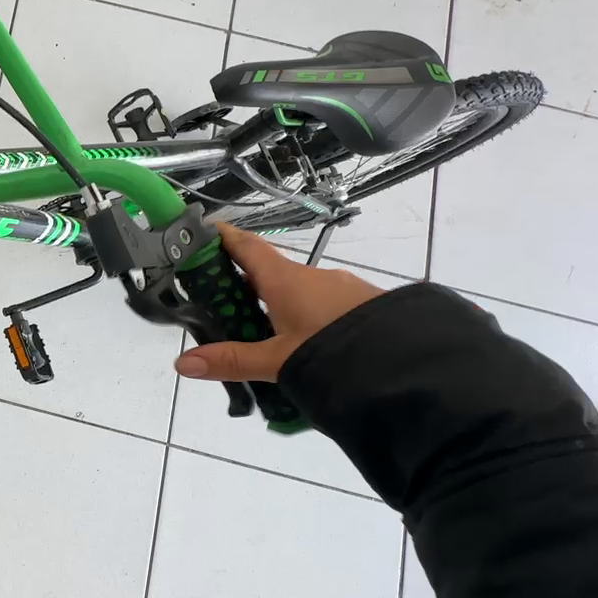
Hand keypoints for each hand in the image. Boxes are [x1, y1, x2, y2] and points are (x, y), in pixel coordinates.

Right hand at [173, 223, 386, 382]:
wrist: (416, 366)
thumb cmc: (336, 351)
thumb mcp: (278, 361)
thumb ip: (231, 361)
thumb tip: (181, 364)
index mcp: (286, 280)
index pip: (246, 247)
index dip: (222, 237)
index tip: (201, 230)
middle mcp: (313, 277)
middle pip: (268, 275)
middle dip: (241, 288)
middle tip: (216, 309)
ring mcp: (343, 291)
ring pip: (297, 294)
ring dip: (274, 309)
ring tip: (260, 340)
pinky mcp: (365, 308)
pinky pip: (322, 308)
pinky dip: (303, 320)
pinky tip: (301, 347)